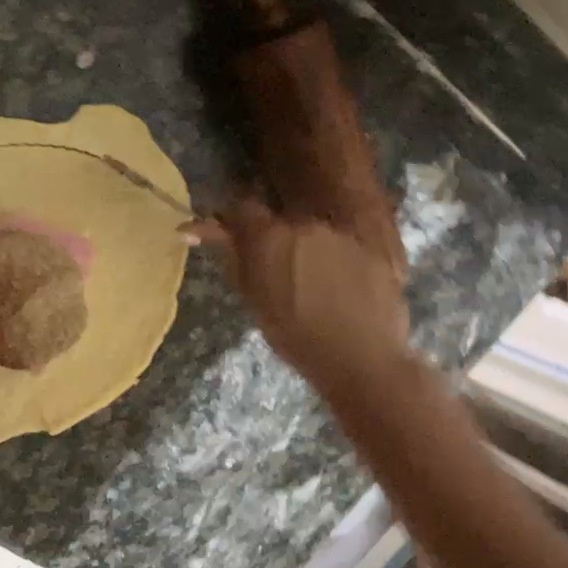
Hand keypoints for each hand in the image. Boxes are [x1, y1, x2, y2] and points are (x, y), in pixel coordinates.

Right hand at [184, 198, 412, 397]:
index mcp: (269, 236)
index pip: (242, 209)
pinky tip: (340, 292)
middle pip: (281, 224)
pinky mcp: (373, 250)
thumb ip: (230, 255)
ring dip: (305, 254)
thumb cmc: (293, 335)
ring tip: (311, 289)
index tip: (229, 239)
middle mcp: (305, 226)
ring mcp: (342, 236)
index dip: (234, 222)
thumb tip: (194, 229)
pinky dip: (336, 264)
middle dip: (273, 242)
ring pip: (313, 236)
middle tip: (273, 276)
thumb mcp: (251, 297)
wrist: (360, 358)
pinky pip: (343, 248)